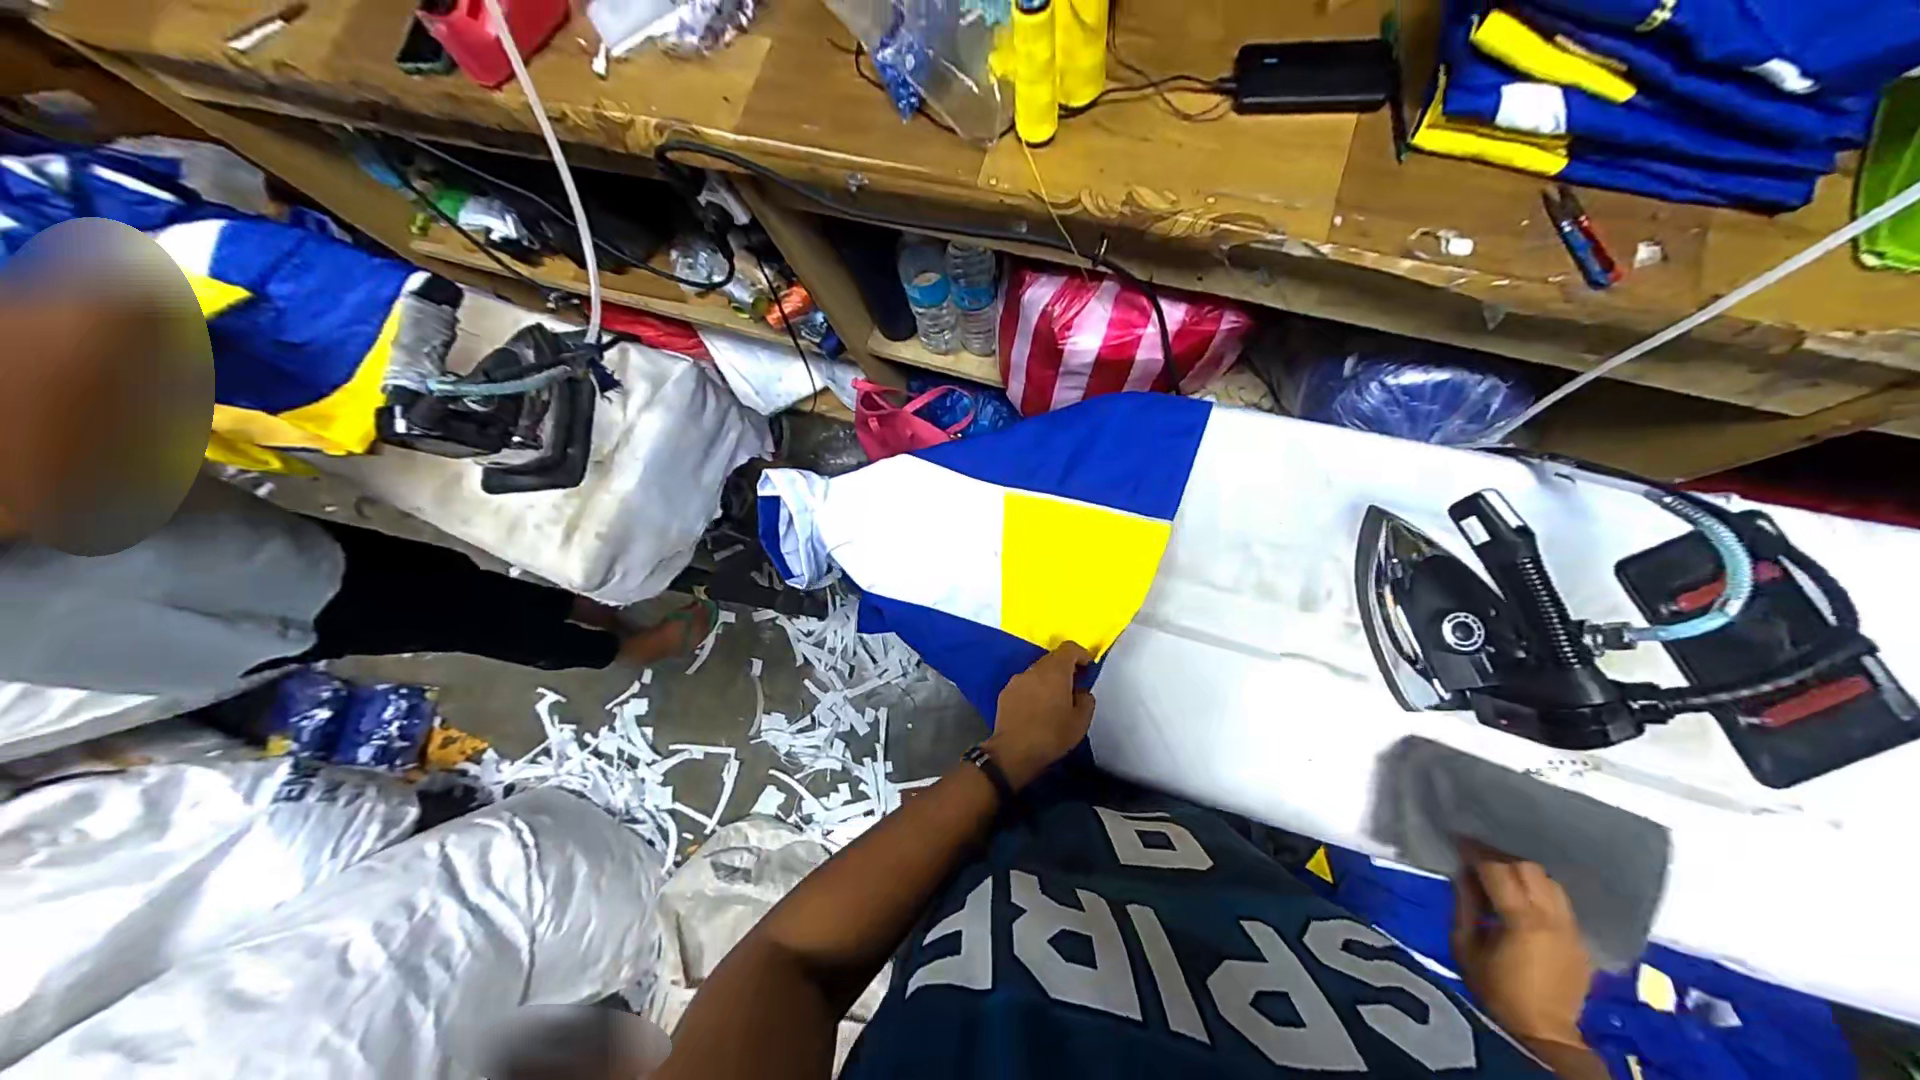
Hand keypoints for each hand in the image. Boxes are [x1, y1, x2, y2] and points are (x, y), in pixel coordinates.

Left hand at [984, 642, 1095, 788]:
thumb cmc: (1051, 735)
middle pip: (1052, 658)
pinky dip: (1034, 689)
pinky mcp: (1005, 692)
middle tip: (1075, 685)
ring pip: (1037, 671)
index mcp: (1055, 672)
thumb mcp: (1081, 721)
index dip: (1081, 654)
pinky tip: (1036, 708)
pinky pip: (1025, 683)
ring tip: (1055, 700)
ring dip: (1049, 679)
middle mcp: (1034, 670)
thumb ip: (1086, 700)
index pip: (1069, 648)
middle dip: (1066, 667)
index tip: (1088, 668)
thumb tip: (1081, 692)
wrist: (1013, 751)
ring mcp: (1016, 680)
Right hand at [1452, 842, 1594, 1049]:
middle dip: (1500, 855)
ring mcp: (1572, 930)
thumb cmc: (1494, 989)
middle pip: (1529, 868)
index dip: (1475, 851)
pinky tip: (1521, 894)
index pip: (1498, 869)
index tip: (1457, 839)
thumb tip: (1463, 872)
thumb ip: (1465, 903)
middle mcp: (1553, 919)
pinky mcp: (1579, 940)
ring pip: (1549, 881)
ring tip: (1500, 871)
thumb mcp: (1465, 944)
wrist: (1541, 1033)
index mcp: (1523, 920)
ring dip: (1523, 871)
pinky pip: (1560, 901)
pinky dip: (1539, 889)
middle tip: (1476, 852)